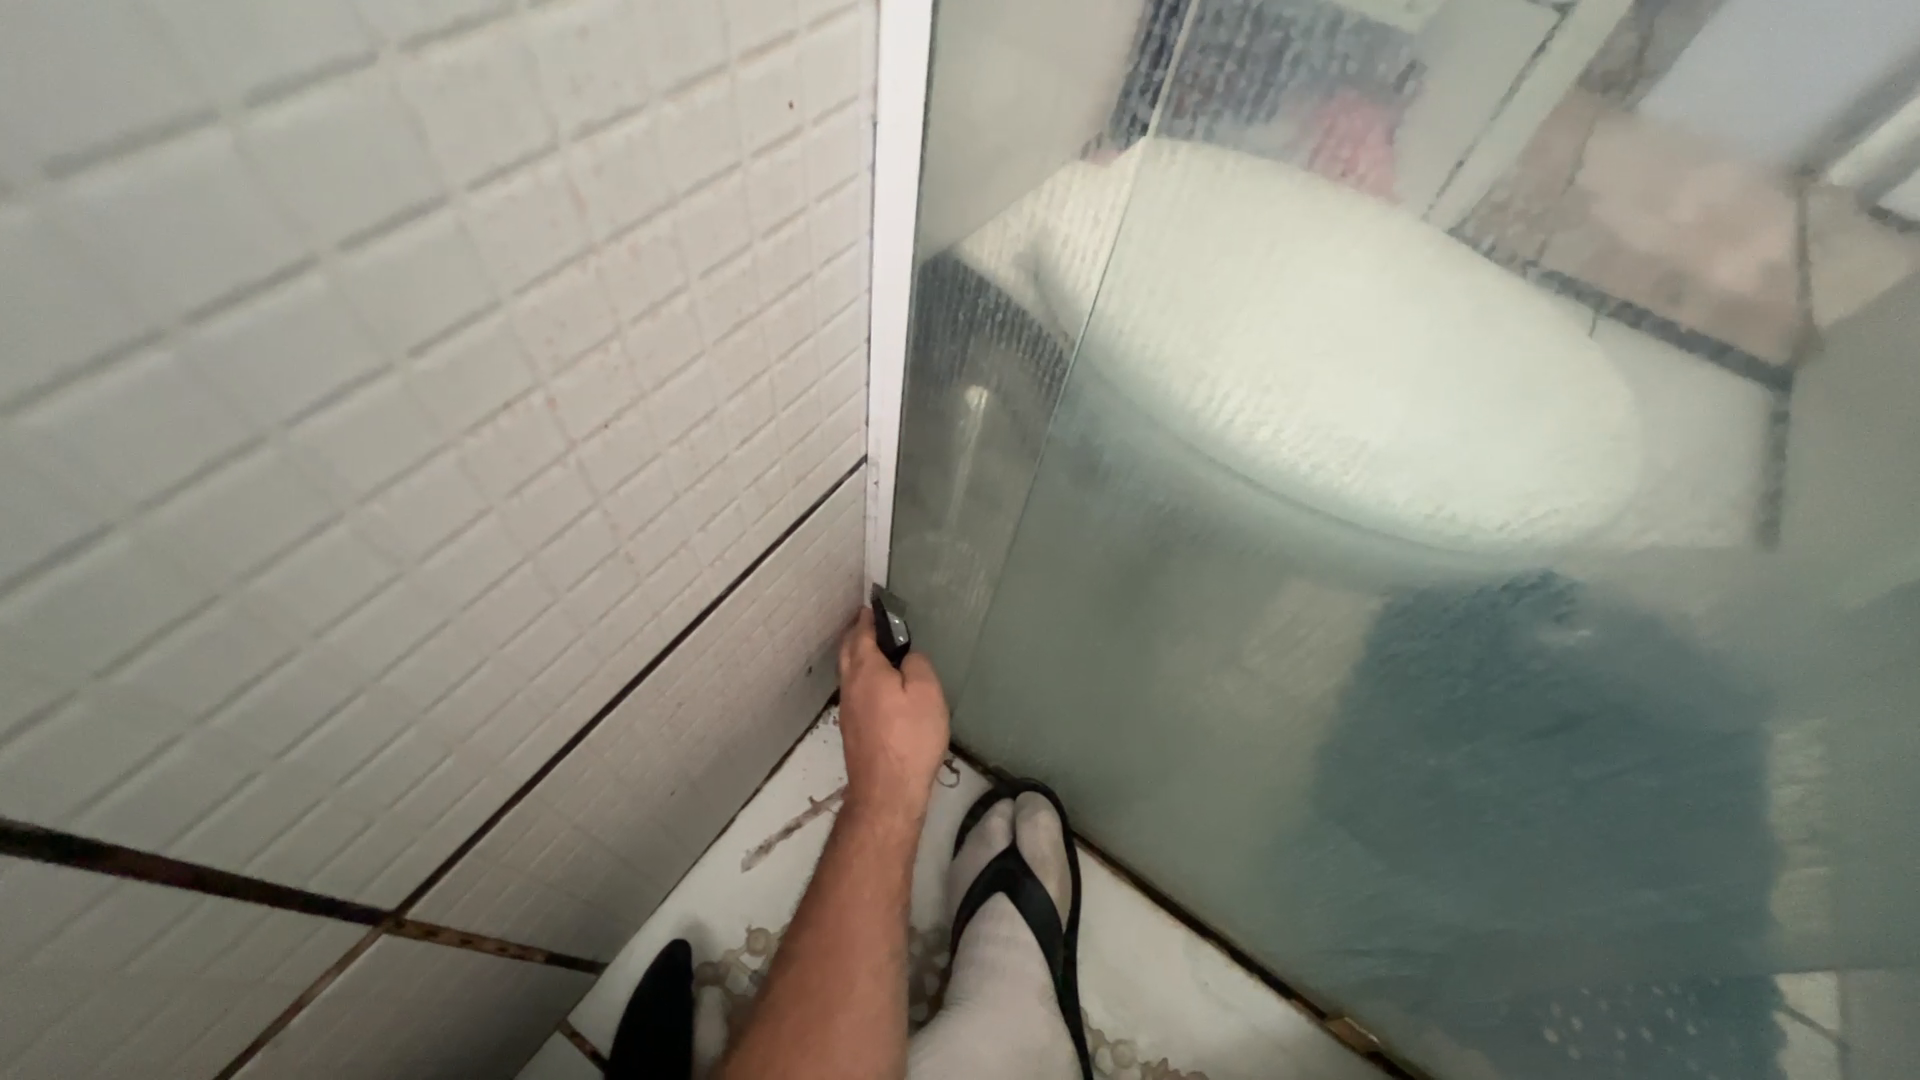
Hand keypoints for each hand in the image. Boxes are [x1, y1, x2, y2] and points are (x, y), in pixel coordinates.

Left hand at [837, 607, 949, 819]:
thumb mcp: (927, 692)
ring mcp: (848, 710)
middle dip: (856, 634)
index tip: (872, 606)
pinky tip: (877, 686)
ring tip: (874, 650)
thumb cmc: (911, 738)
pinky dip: (862, 677)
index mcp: (866, 670)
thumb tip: (906, 657)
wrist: (887, 792)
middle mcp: (850, 686)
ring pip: (848, 673)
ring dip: (857, 656)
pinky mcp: (853, 730)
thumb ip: (916, 665)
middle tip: (868, 623)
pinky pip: (855, 691)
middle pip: (847, 652)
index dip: (867, 619)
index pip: (861, 635)